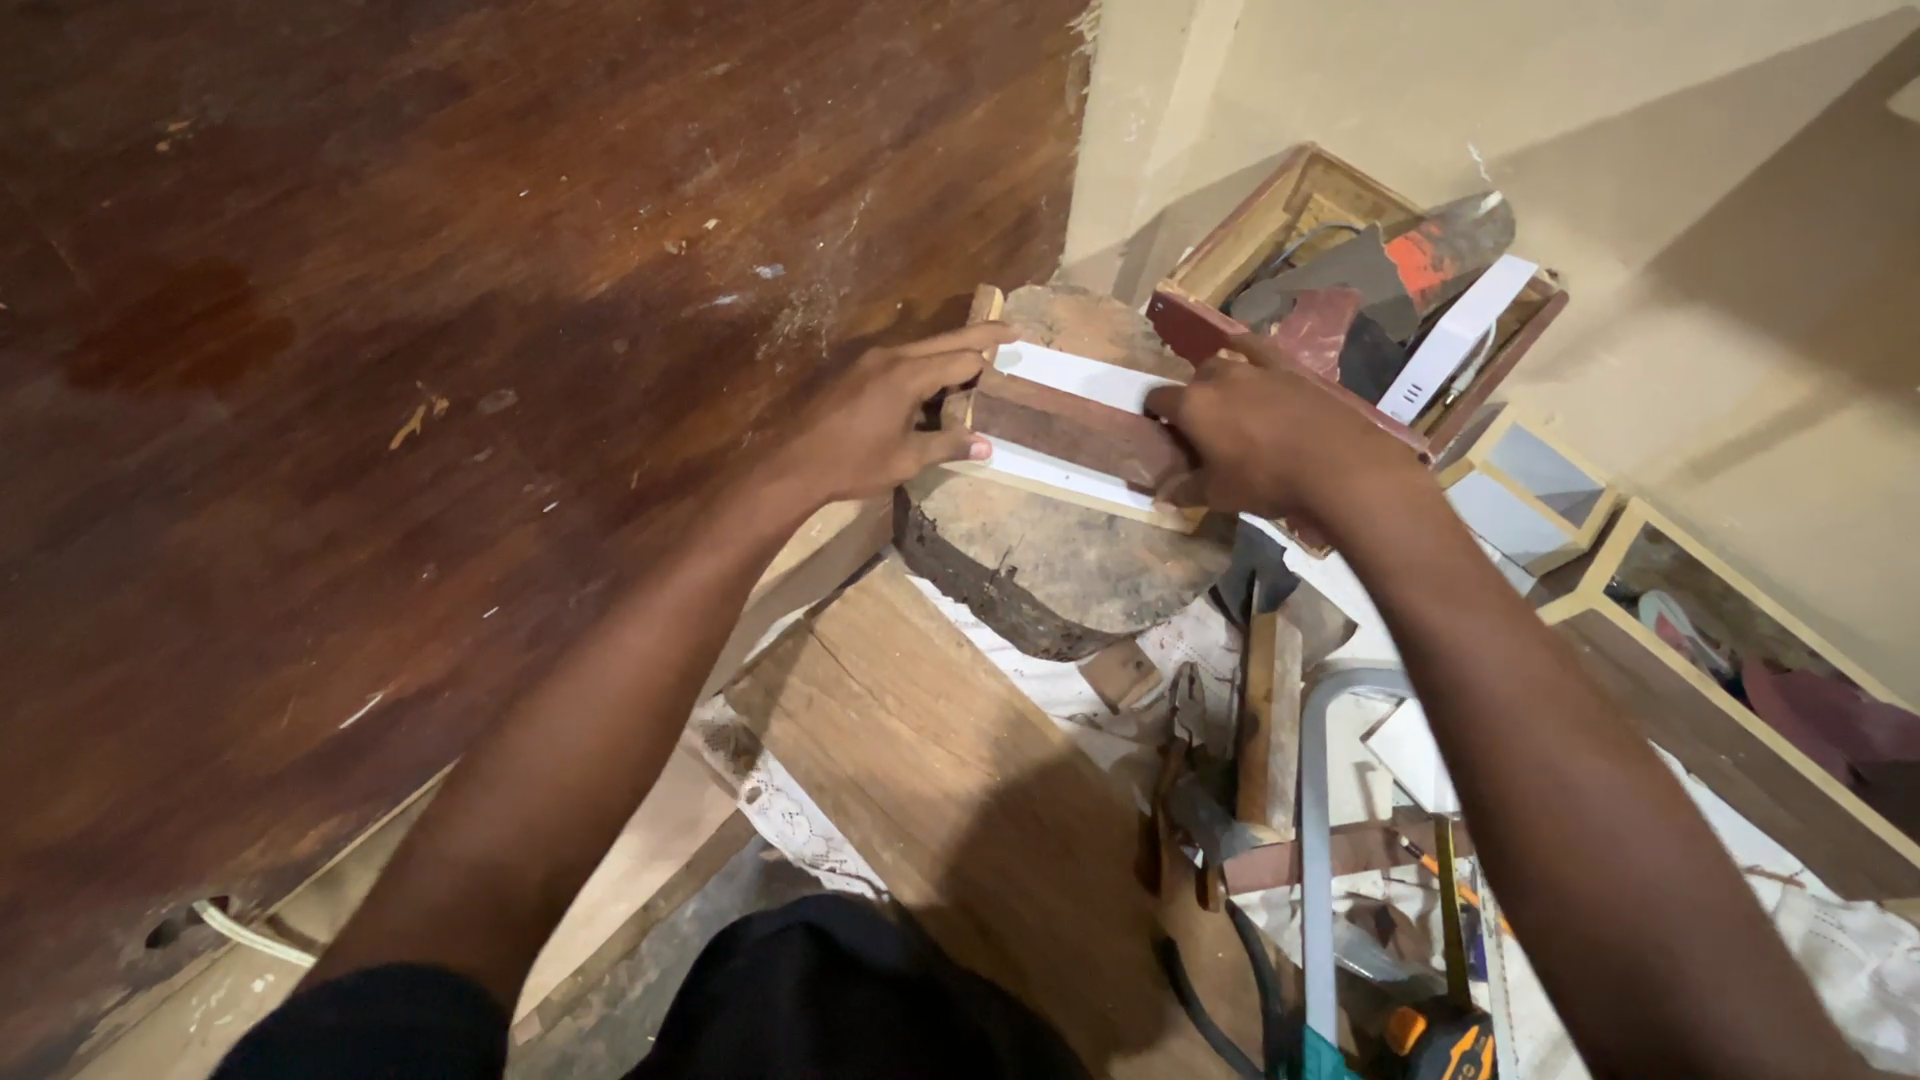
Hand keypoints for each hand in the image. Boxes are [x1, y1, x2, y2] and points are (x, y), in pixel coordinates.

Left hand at [772, 322, 1014, 503]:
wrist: (794, 464)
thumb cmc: (854, 464)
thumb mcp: (907, 459)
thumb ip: (948, 446)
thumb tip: (986, 447)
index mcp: (908, 376)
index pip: (962, 360)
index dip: (988, 366)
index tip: (1010, 367)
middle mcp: (891, 357)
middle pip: (945, 340)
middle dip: (980, 335)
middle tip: (1012, 329)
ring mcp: (869, 361)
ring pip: (921, 348)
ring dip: (950, 352)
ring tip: (976, 361)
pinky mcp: (855, 372)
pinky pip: (900, 360)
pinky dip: (925, 365)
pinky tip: (933, 384)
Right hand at [1143, 332, 1430, 527]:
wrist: (1335, 464)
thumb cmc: (1265, 480)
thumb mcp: (1218, 495)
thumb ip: (1185, 491)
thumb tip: (1161, 496)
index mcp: (1192, 406)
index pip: (1157, 399)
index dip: (1156, 415)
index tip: (1163, 433)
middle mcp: (1218, 378)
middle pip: (1192, 380)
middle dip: (1190, 398)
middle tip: (1201, 427)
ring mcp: (1255, 368)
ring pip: (1223, 363)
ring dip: (1217, 379)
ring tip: (1227, 401)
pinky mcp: (1289, 367)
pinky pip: (1257, 347)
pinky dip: (1244, 347)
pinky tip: (1240, 348)